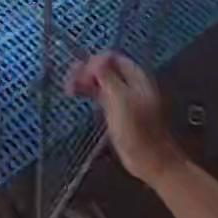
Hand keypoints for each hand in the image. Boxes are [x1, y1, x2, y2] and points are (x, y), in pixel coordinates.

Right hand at [66, 52, 185, 185]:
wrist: (149, 159)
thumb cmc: (137, 129)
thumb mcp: (121, 100)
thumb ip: (108, 78)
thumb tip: (96, 59)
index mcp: (137, 77)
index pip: (113, 58)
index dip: (96, 62)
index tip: (81, 73)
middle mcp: (130, 84)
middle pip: (106, 69)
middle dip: (87, 70)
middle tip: (70, 78)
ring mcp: (123, 98)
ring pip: (101, 82)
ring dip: (85, 81)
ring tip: (68, 86)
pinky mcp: (116, 112)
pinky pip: (100, 95)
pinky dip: (88, 92)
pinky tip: (76, 93)